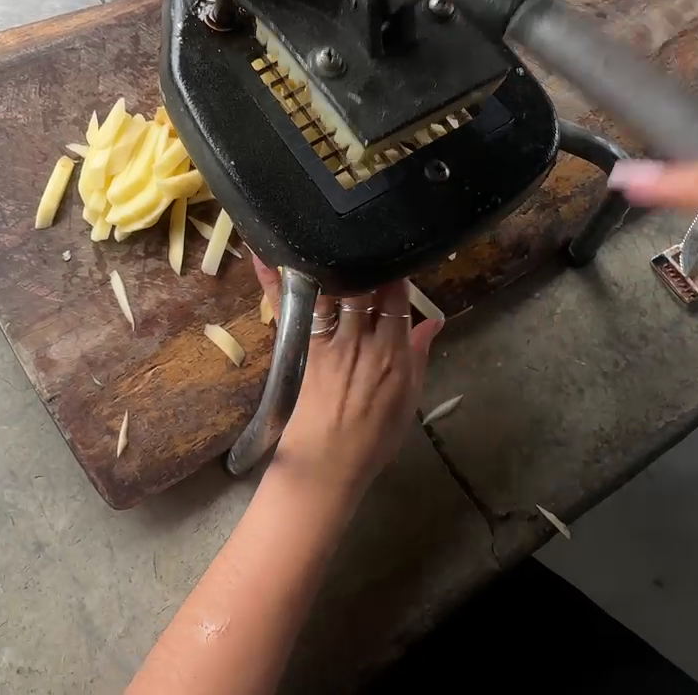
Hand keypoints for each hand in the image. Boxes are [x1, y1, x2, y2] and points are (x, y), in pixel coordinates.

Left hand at [254, 260, 442, 505]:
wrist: (329, 462)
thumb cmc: (374, 435)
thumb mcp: (409, 397)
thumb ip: (419, 353)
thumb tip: (434, 320)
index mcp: (393, 353)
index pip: (396, 299)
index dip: (395, 272)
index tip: (392, 253)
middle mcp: (360, 340)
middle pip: (363, 287)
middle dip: (364, 260)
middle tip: (361, 239)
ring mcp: (327, 341)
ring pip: (330, 289)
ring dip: (327, 261)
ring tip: (323, 234)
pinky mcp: (299, 347)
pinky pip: (286, 306)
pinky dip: (273, 280)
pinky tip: (263, 253)